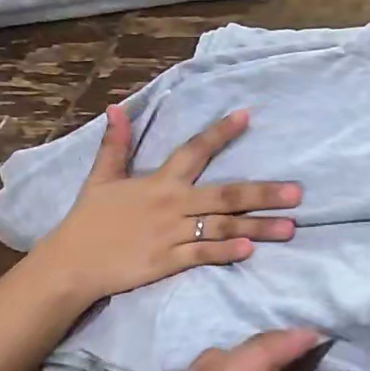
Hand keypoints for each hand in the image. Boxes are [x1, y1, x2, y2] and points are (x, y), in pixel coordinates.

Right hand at [30, 106, 300, 302]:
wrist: (72, 262)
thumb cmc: (89, 220)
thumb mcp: (101, 178)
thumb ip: (115, 145)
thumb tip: (117, 108)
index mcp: (159, 181)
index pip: (194, 150)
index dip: (221, 133)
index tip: (248, 116)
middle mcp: (171, 204)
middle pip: (225, 195)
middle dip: (263, 193)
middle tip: (297, 193)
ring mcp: (171, 235)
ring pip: (221, 227)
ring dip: (257, 227)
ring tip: (290, 227)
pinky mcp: (167, 262)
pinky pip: (201, 255)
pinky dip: (224, 252)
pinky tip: (249, 250)